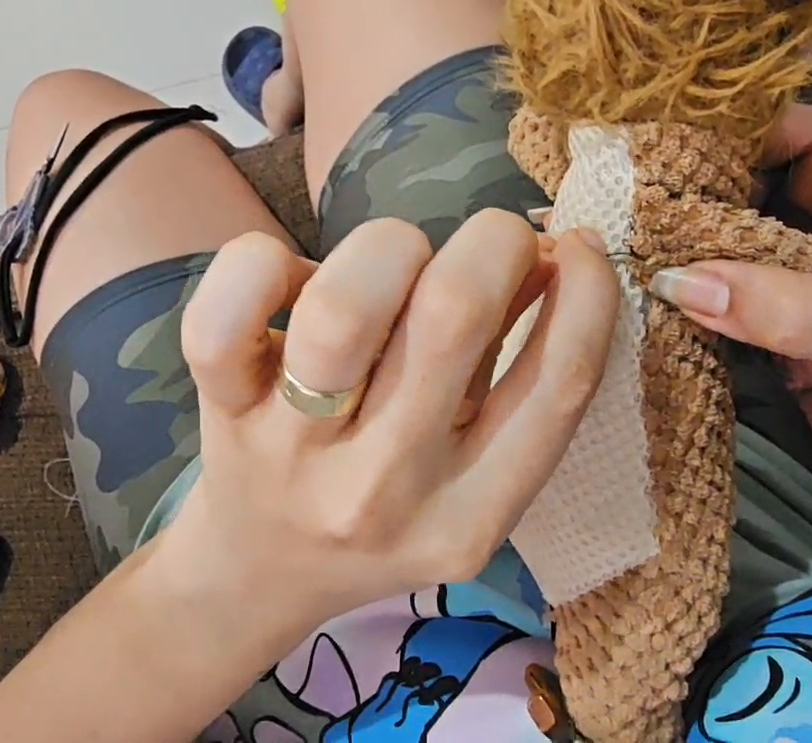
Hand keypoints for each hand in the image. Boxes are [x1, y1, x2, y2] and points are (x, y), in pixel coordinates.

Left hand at [163, 211, 617, 624]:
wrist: (260, 571)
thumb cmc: (383, 508)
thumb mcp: (471, 473)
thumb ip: (516, 370)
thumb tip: (554, 252)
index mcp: (472, 512)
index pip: (557, 387)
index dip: (588, 293)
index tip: (581, 246)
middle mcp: (384, 489)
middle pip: (454, 314)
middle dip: (492, 241)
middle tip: (488, 244)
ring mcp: (295, 453)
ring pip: (345, 304)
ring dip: (390, 248)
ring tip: (392, 264)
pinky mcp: (223, 413)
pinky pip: (224, 316)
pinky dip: (262, 263)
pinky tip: (291, 277)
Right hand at [647, 104, 811, 456]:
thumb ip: (789, 309)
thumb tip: (672, 281)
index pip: (765, 122)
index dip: (701, 139)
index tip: (637, 170)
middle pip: (735, 164)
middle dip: (679, 190)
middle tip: (617, 221)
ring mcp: (807, 231)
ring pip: (723, 212)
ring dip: (679, 235)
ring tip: (622, 249)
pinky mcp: (789, 277)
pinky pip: (726, 260)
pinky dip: (693, 273)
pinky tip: (652, 284)